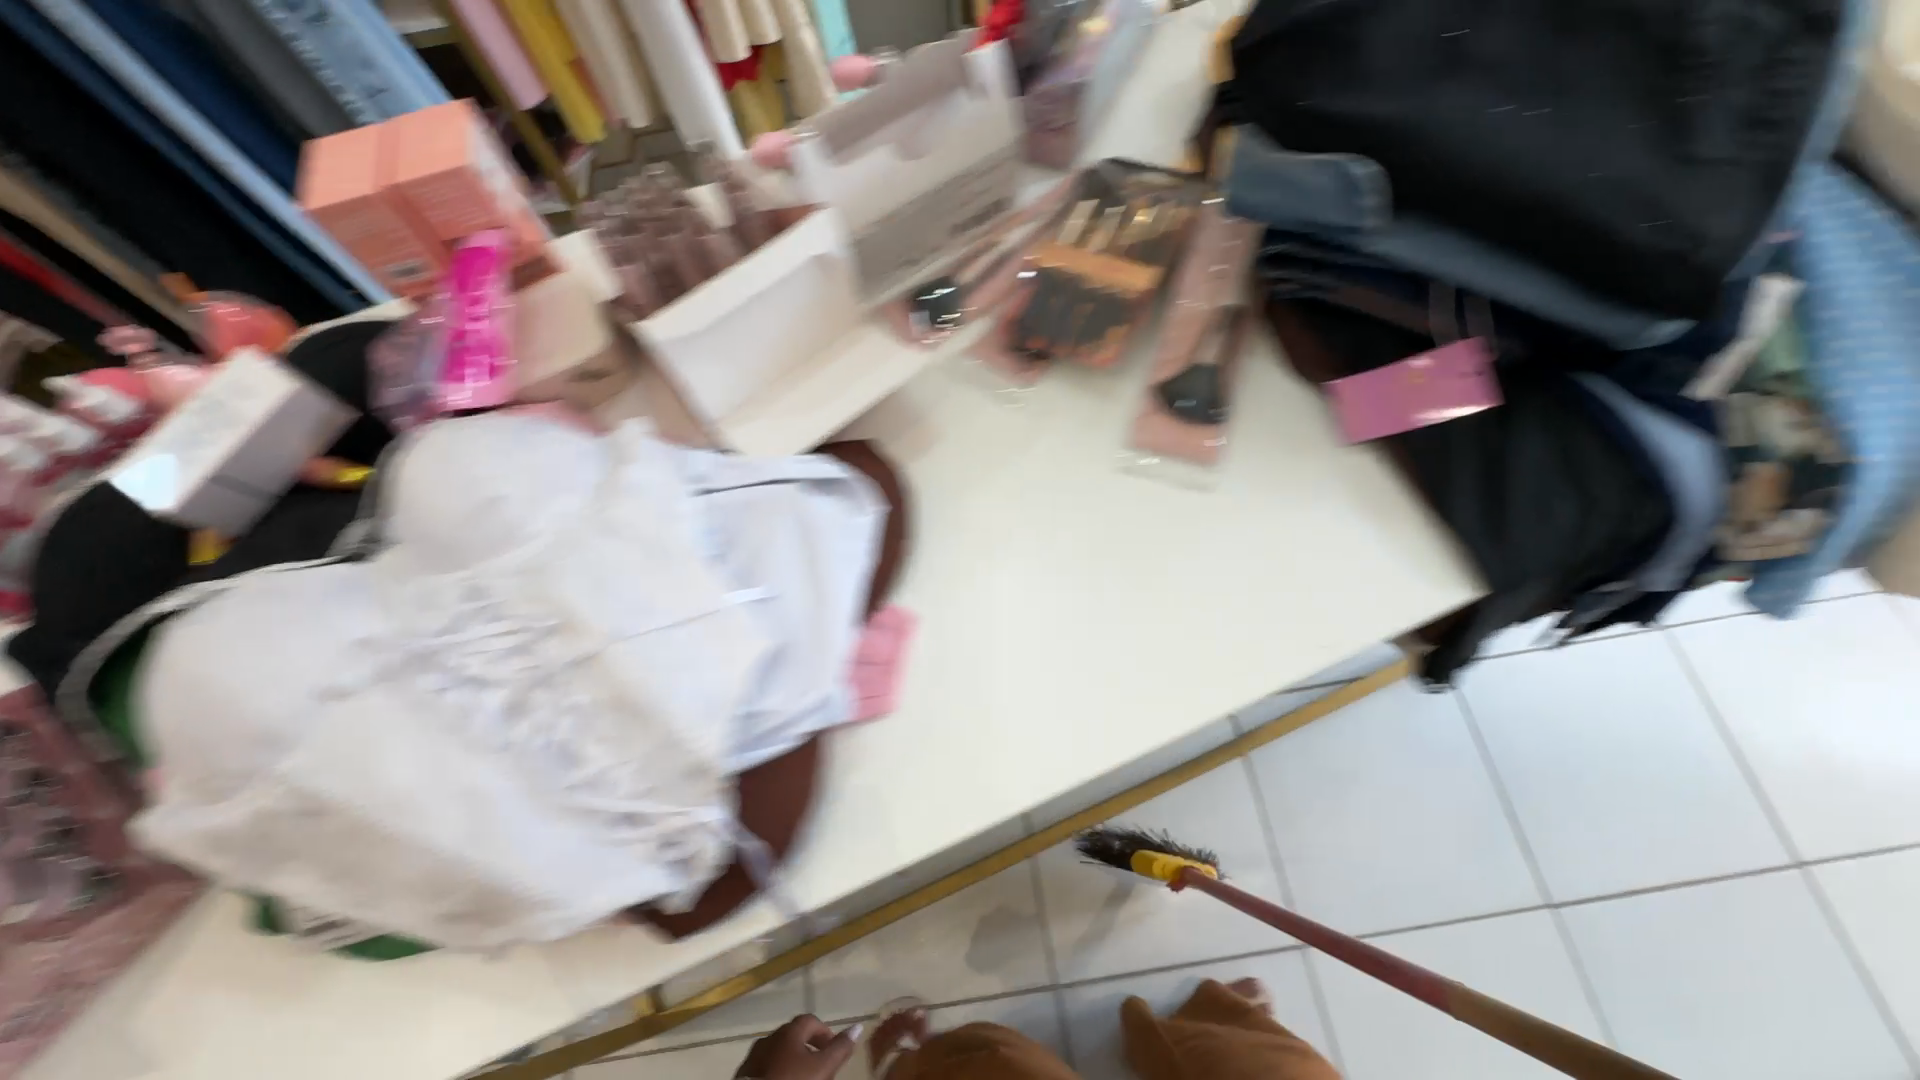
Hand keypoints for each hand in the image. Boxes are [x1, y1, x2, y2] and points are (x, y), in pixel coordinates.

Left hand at [734, 1015, 861, 1079]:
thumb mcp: (822, 1067)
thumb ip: (840, 1048)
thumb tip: (858, 1027)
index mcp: (789, 1031)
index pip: (811, 1021)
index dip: (824, 1033)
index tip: (833, 1050)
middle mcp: (770, 1037)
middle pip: (793, 1036)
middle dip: (808, 1048)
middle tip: (819, 1066)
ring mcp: (754, 1056)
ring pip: (777, 1052)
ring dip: (791, 1060)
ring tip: (801, 1076)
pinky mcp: (744, 1074)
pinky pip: (764, 1067)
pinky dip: (775, 1071)